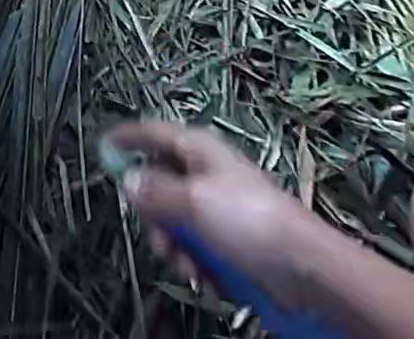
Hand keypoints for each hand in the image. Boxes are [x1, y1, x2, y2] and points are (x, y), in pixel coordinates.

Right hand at [109, 120, 413, 338]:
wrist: (309, 274)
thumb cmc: (248, 223)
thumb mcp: (193, 204)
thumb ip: (155, 192)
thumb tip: (127, 180)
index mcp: (199, 150)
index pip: (155, 133)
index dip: (129, 137)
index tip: (104, 144)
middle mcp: (206, 174)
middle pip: (160, 184)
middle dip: (155, 216)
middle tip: (160, 239)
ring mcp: (219, 209)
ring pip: (176, 222)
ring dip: (176, 247)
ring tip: (191, 267)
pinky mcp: (232, 243)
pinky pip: (197, 248)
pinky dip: (197, 264)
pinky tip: (209, 281)